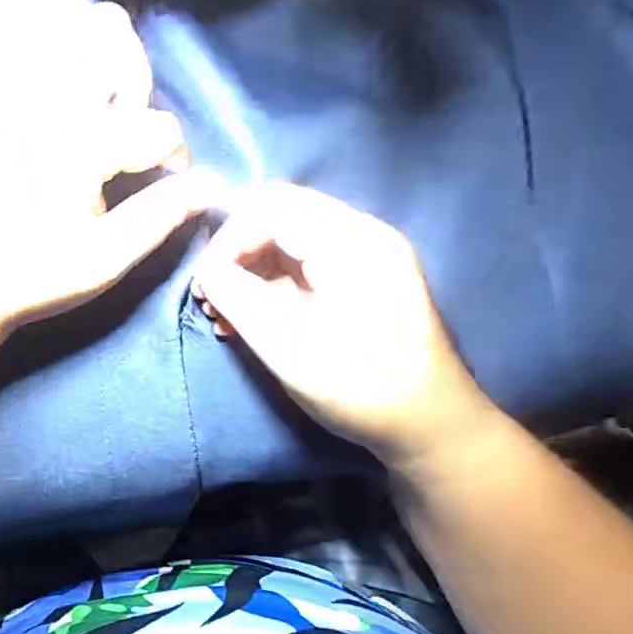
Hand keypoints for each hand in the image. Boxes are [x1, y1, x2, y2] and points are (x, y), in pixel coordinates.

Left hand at [0, 2, 224, 344]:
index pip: (160, 126)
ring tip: (98, 123)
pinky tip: (62, 119)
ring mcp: (16, 97)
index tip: (164, 192)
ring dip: (99, 66)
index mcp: (86, 142)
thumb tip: (216, 186)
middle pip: (113, 36)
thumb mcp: (107, 257)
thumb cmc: (37, 275)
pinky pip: (29, 55)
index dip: (177, 160)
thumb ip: (162, 215)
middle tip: (128, 139)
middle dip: (137, 84)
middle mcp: (51, 102)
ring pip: (67, 33)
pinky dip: (58, 69)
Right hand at [191, 183, 496, 466]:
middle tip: (209, 298)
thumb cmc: (358, 386)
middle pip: (282, 218)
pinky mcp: (368, 283)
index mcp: (351, 240)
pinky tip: (254, 320)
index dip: (227, 240)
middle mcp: (364, 235)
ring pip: (294, 243)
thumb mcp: (286, 344)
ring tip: (224, 315)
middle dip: (237, 254)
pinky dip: (276, 287)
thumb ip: (238, 298)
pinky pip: (311, 267)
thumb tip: (207, 272)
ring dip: (253, 272)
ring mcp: (370, 258)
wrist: (429, 425)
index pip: (271, 208)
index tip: (203, 285)